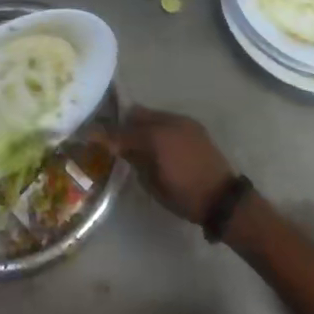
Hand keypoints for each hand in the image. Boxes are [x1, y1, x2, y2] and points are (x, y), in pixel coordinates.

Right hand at [104, 105, 235, 223]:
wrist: (225, 200)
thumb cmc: (185, 197)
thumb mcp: (152, 183)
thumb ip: (134, 160)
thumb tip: (120, 149)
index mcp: (154, 137)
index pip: (120, 132)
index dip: (103, 134)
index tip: (88, 134)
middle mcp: (166, 122)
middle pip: (135, 114)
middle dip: (123, 124)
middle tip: (115, 138)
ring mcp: (182, 121)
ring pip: (152, 114)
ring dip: (141, 125)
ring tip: (137, 140)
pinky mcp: (193, 125)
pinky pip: (167, 120)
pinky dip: (157, 127)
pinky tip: (158, 142)